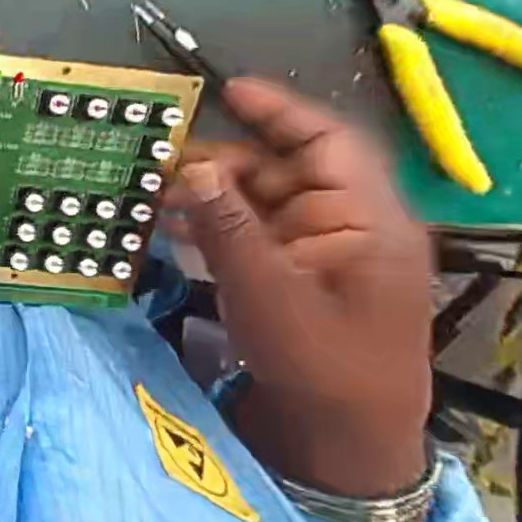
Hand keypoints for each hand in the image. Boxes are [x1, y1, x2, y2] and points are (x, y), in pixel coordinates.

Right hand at [166, 79, 433, 509]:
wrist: (341, 431)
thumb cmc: (320, 359)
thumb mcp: (267, 290)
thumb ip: (228, 225)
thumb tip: (194, 167)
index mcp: (364, 220)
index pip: (327, 143)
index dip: (280, 111)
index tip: (228, 90)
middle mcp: (345, 225)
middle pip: (280, 172)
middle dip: (222, 164)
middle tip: (163, 164)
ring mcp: (318, 250)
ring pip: (258, 202)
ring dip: (210, 197)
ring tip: (157, 195)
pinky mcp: (294, 273)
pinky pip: (250, 233)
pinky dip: (213, 226)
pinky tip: (173, 228)